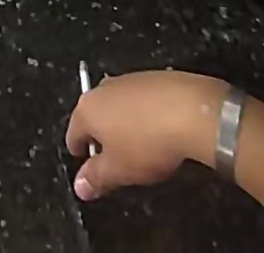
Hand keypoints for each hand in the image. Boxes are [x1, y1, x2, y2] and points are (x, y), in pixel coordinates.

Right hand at [64, 70, 227, 200]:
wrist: (190, 111)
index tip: (89, 167)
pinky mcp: (148, 77)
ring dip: (122, 123)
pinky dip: (142, 112)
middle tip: (118, 160)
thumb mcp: (120, 171)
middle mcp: (100, 90)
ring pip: (116, 106)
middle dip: (102, 137)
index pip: (73, 134)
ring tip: (141, 145)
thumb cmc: (148, 142)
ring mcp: (124, 80)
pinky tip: (158, 127)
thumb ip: (97, 178)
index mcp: (86, 110)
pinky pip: (138, 98)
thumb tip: (79, 186)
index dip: (79, 153)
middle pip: (93, 117)